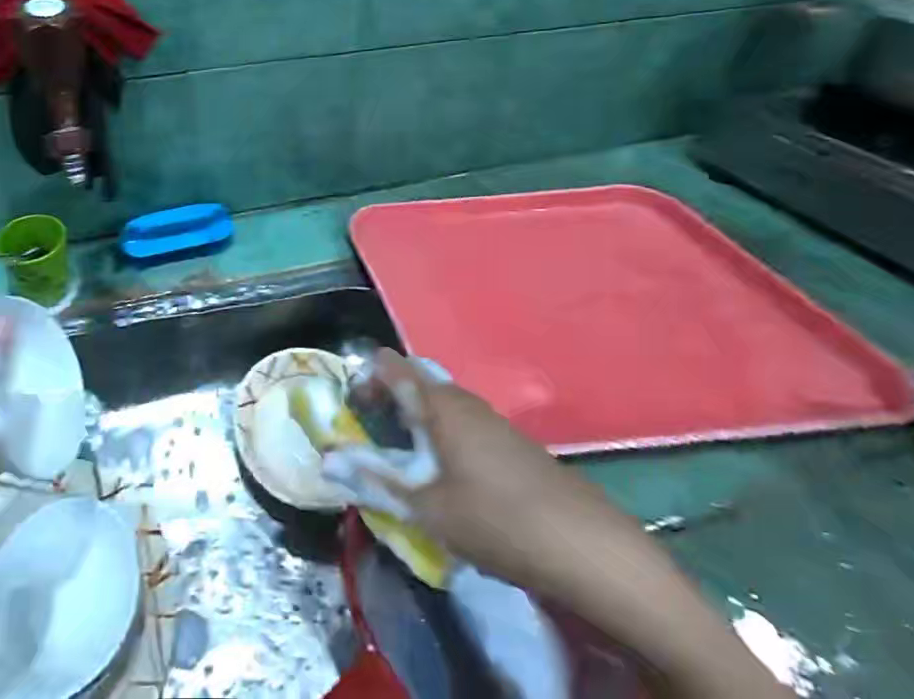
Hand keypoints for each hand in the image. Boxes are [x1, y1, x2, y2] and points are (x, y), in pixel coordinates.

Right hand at [323, 349, 633, 595]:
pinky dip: (443, 437)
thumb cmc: (494, 519)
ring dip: (417, 421)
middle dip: (390, 400)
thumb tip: (326, 460)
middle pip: (419, 383)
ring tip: (402, 456)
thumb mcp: (425, 506)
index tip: (350, 403)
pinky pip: (465, 425)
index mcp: (440, 403)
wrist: (587, 548)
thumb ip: (375, 479)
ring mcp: (495, 421)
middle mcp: (466, 401)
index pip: (393, 366)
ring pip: (444, 405)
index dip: (366, 376)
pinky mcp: (514, 445)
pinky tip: (445, 474)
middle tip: (370, 432)